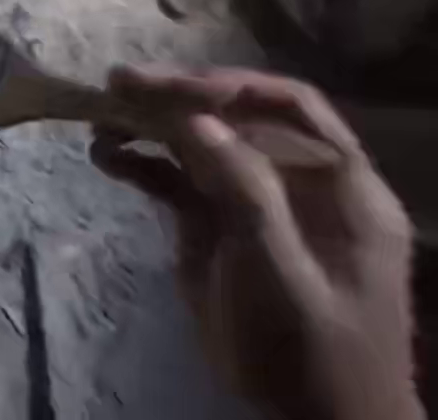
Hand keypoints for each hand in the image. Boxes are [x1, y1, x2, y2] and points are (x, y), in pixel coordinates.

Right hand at [91, 68, 421, 419]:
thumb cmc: (309, 354)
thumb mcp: (279, 274)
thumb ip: (244, 192)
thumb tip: (194, 118)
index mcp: (337, 184)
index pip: (287, 105)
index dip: (230, 85)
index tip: (171, 87)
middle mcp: (294, 178)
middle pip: (231, 115)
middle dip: (173, 97)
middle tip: (117, 84)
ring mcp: (252, 197)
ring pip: (197, 140)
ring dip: (148, 125)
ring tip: (100, 121)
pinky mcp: (215, 219)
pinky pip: (175, 176)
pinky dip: (140, 162)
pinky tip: (105, 158)